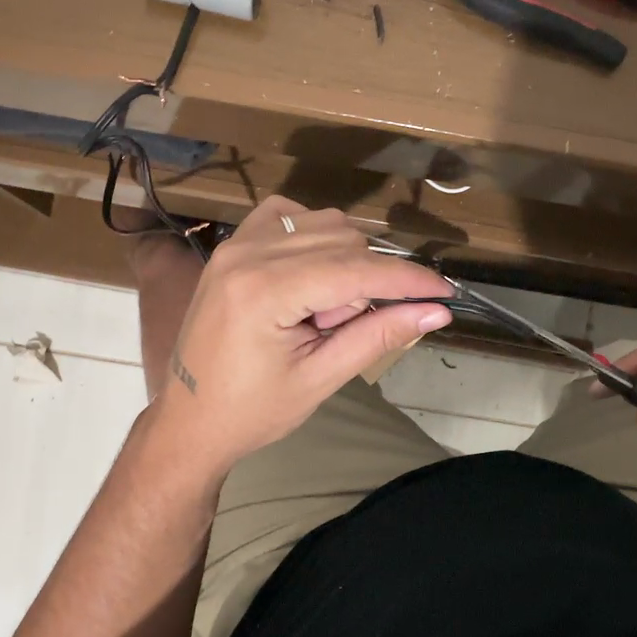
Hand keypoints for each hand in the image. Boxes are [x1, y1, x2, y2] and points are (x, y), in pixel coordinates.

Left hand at [150, 197, 452, 472]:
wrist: (191, 419)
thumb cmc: (253, 411)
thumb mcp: (320, 379)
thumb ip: (378, 337)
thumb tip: (436, 312)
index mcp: (265, 292)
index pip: (356, 270)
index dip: (407, 281)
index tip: (445, 292)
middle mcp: (247, 253)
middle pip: (344, 241)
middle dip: (365, 284)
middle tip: (342, 331)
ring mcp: (236, 243)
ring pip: (323, 224)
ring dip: (343, 263)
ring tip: (320, 315)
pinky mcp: (232, 245)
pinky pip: (290, 216)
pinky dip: (314, 239)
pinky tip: (310, 278)